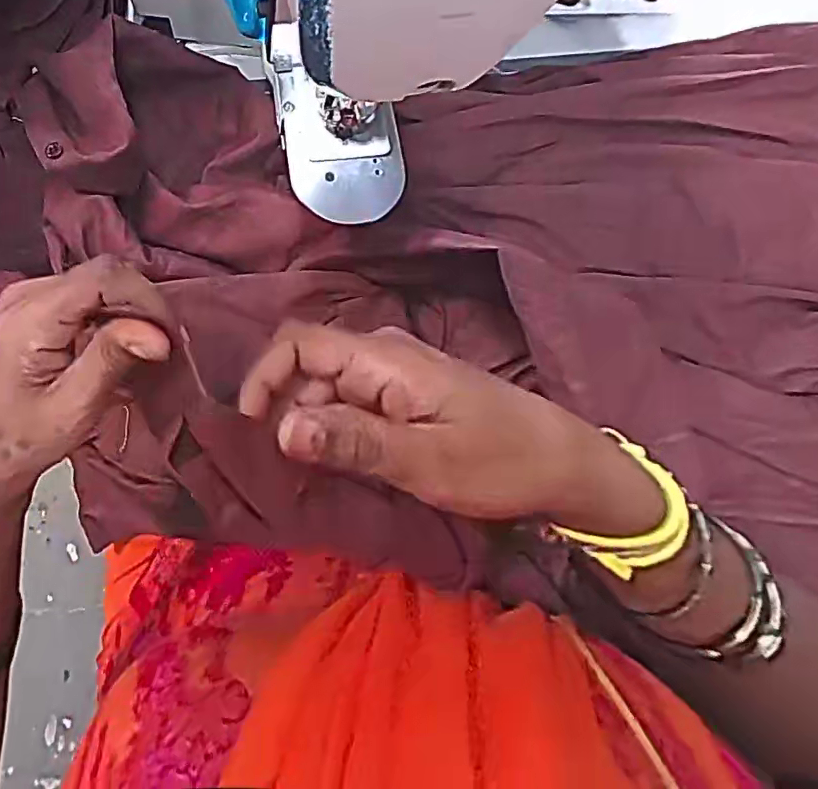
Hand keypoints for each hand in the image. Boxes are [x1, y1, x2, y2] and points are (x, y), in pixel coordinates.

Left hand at [0, 257, 171, 511]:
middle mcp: (27, 294)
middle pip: (103, 273)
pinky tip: (124, 342)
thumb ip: (111, 360)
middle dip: (143, 304)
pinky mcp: (42, 301)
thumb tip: (157, 333)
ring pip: (102, 278)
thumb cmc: (27, 437)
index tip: (170, 334)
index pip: (100, 277)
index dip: (145, 298)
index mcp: (29, 317)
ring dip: (133, 309)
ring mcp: (32, 293)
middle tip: (165, 343)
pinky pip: (92, 290)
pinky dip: (117, 312)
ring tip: (148, 345)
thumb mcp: (74, 408)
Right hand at [237, 322, 663, 533]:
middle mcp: (380, 354)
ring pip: (327, 388)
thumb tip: (281, 429)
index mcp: (382, 358)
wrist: (568, 464)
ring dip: (311, 425)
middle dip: (285, 410)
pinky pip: (351, 403)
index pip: (299, 342)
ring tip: (309, 475)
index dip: (264, 377)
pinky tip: (342, 465)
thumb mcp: (425, 460)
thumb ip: (352, 441)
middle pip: (308, 368)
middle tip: (281, 468)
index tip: (249, 428)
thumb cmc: (500, 460)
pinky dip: (336, 431)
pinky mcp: (404, 395)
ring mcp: (393, 373)